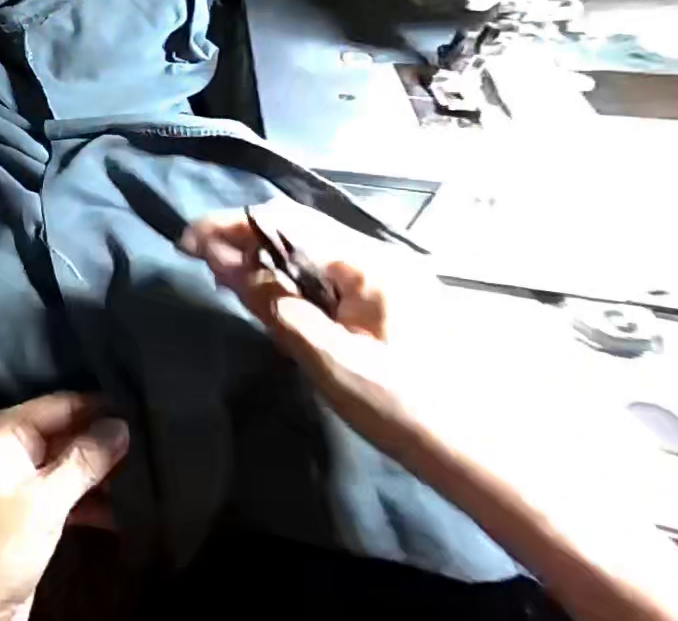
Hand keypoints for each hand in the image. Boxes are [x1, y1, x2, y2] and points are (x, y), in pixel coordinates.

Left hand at [0, 394, 129, 620]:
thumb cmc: (0, 544)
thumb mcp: (45, 500)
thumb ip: (85, 460)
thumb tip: (123, 425)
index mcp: (9, 429)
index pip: (63, 404)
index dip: (101, 407)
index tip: (141, 410)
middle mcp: (17, 444)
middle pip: (70, 431)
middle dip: (105, 440)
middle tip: (150, 444)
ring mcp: (26, 477)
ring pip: (73, 462)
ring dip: (103, 472)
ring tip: (146, 473)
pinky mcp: (36, 509)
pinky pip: (71, 490)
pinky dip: (93, 498)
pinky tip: (126, 507)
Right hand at [179, 198, 448, 404]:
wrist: (488, 457)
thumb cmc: (406, 408)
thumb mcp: (329, 358)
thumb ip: (274, 304)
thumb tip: (222, 261)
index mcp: (368, 262)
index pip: (284, 221)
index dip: (231, 225)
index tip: (188, 243)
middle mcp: (376, 253)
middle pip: (295, 225)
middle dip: (242, 236)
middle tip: (201, 259)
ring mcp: (383, 272)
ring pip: (307, 245)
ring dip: (262, 254)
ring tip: (224, 273)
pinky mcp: (384, 293)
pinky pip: (323, 268)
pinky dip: (286, 273)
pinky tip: (268, 291)